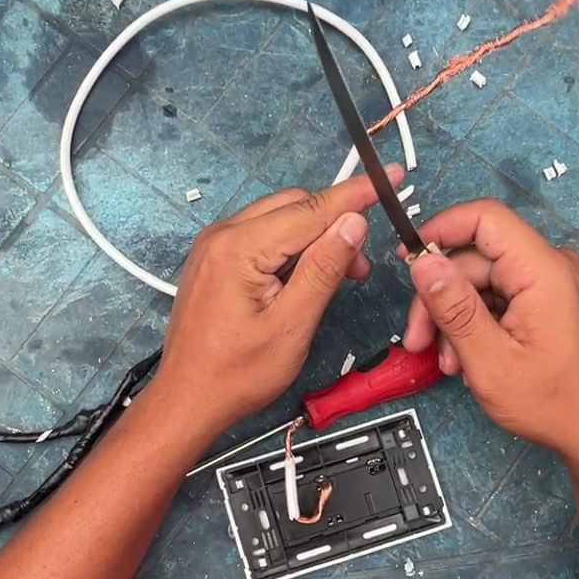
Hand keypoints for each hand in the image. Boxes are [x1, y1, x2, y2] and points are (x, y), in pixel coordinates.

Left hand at [149, 166, 400, 437]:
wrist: (187, 401)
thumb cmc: (236, 375)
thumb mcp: (291, 326)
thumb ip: (323, 270)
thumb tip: (353, 222)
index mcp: (238, 248)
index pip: (310, 209)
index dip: (354, 194)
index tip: (391, 176)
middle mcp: (221, 236)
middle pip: (293, 207)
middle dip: (334, 225)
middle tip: (361, 266)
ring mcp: (214, 247)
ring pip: (278, 220)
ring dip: (313, 238)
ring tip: (336, 277)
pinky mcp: (214, 261)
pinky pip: (261, 237)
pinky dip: (290, 249)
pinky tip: (303, 279)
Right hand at [401, 200, 578, 455]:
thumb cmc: (554, 404)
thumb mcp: (489, 360)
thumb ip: (454, 307)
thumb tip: (423, 263)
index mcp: (544, 271)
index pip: (486, 219)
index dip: (441, 229)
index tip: (407, 257)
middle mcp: (553, 268)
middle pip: (476, 259)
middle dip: (440, 297)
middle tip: (417, 340)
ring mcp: (553, 285)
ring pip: (484, 282)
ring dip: (456, 317)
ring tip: (449, 362)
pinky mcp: (550, 302)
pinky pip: (501, 298)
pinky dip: (477, 323)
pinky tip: (468, 358)